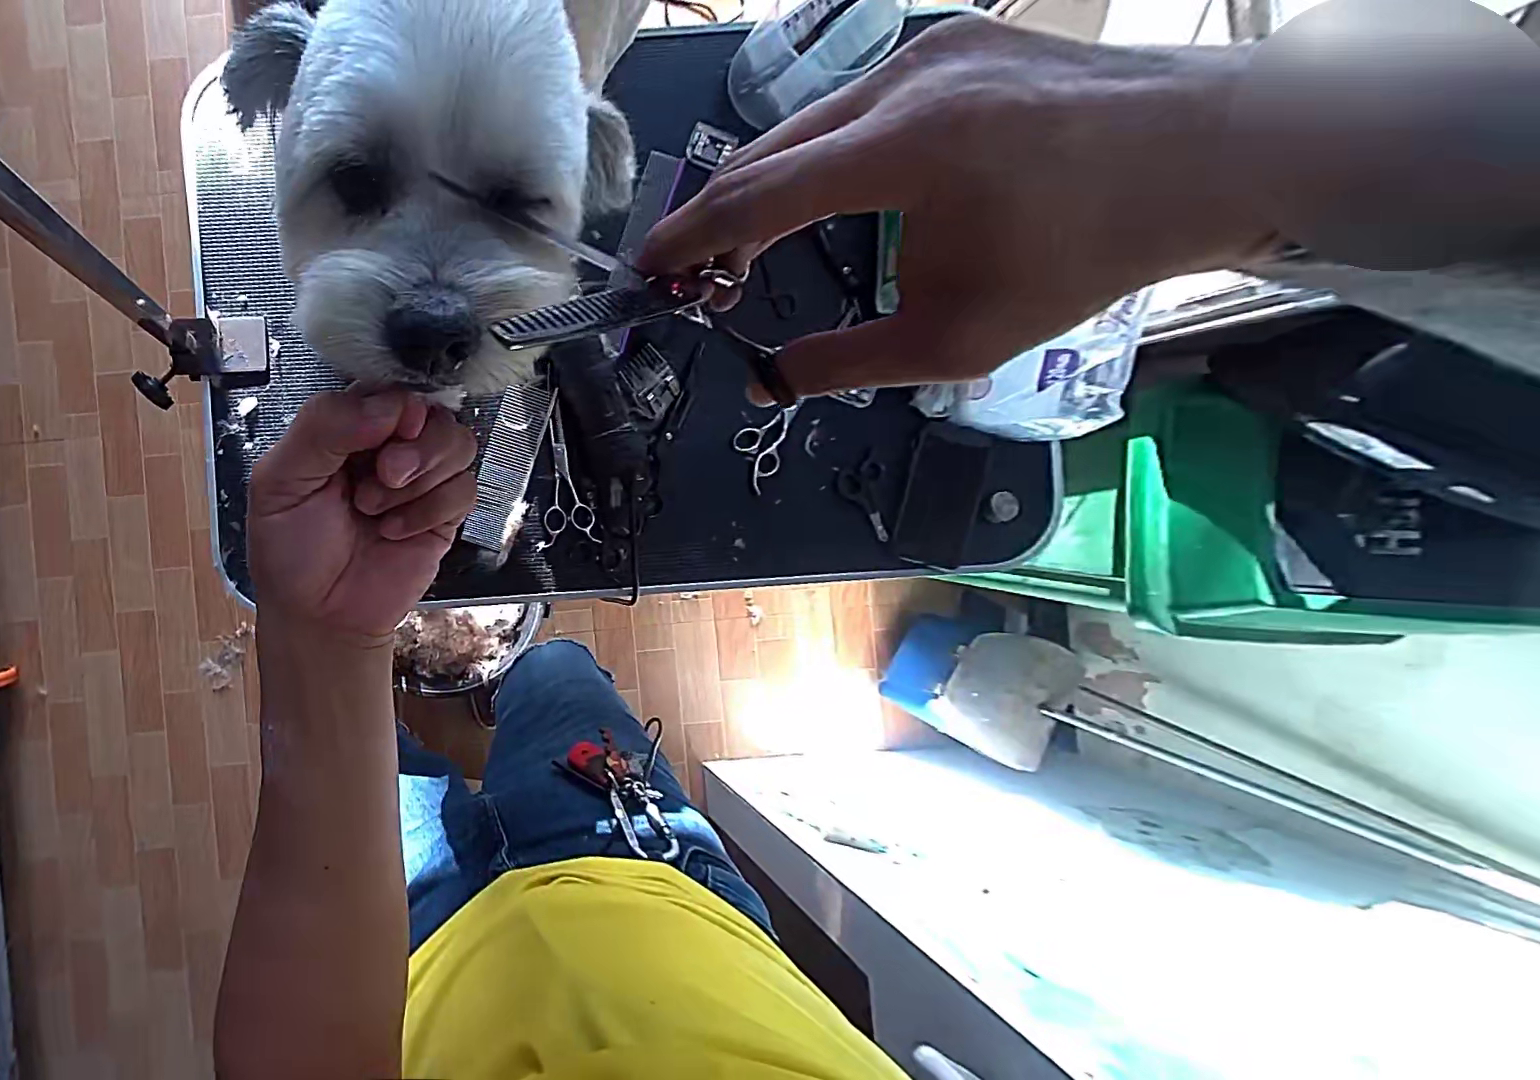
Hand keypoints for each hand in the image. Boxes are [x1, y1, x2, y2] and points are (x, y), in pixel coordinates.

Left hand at [246, 389, 478, 645]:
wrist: (320, 614)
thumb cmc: (292, 547)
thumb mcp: (280, 480)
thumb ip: (323, 428)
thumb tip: (390, 405)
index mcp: (349, 428)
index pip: (391, 390)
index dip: (399, 406)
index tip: (387, 432)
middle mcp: (390, 447)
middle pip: (436, 413)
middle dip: (416, 447)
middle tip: (384, 476)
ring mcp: (423, 481)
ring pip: (460, 445)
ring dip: (423, 481)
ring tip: (379, 510)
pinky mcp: (445, 515)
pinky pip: (466, 490)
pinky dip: (431, 511)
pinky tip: (396, 532)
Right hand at [639, 17, 1278, 400]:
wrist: (1217, 154)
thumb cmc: (1082, 259)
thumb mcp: (949, 341)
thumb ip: (840, 364)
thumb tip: (764, 383)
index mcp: (904, 148)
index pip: (756, 194)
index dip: (691, 236)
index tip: (648, 268)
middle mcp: (902, 78)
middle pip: (765, 155)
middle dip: (715, 221)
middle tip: (691, 277)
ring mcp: (928, 47)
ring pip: (801, 130)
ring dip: (759, 194)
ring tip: (740, 254)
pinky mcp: (950, 42)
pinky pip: (845, 111)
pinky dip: (807, 164)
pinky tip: (807, 205)